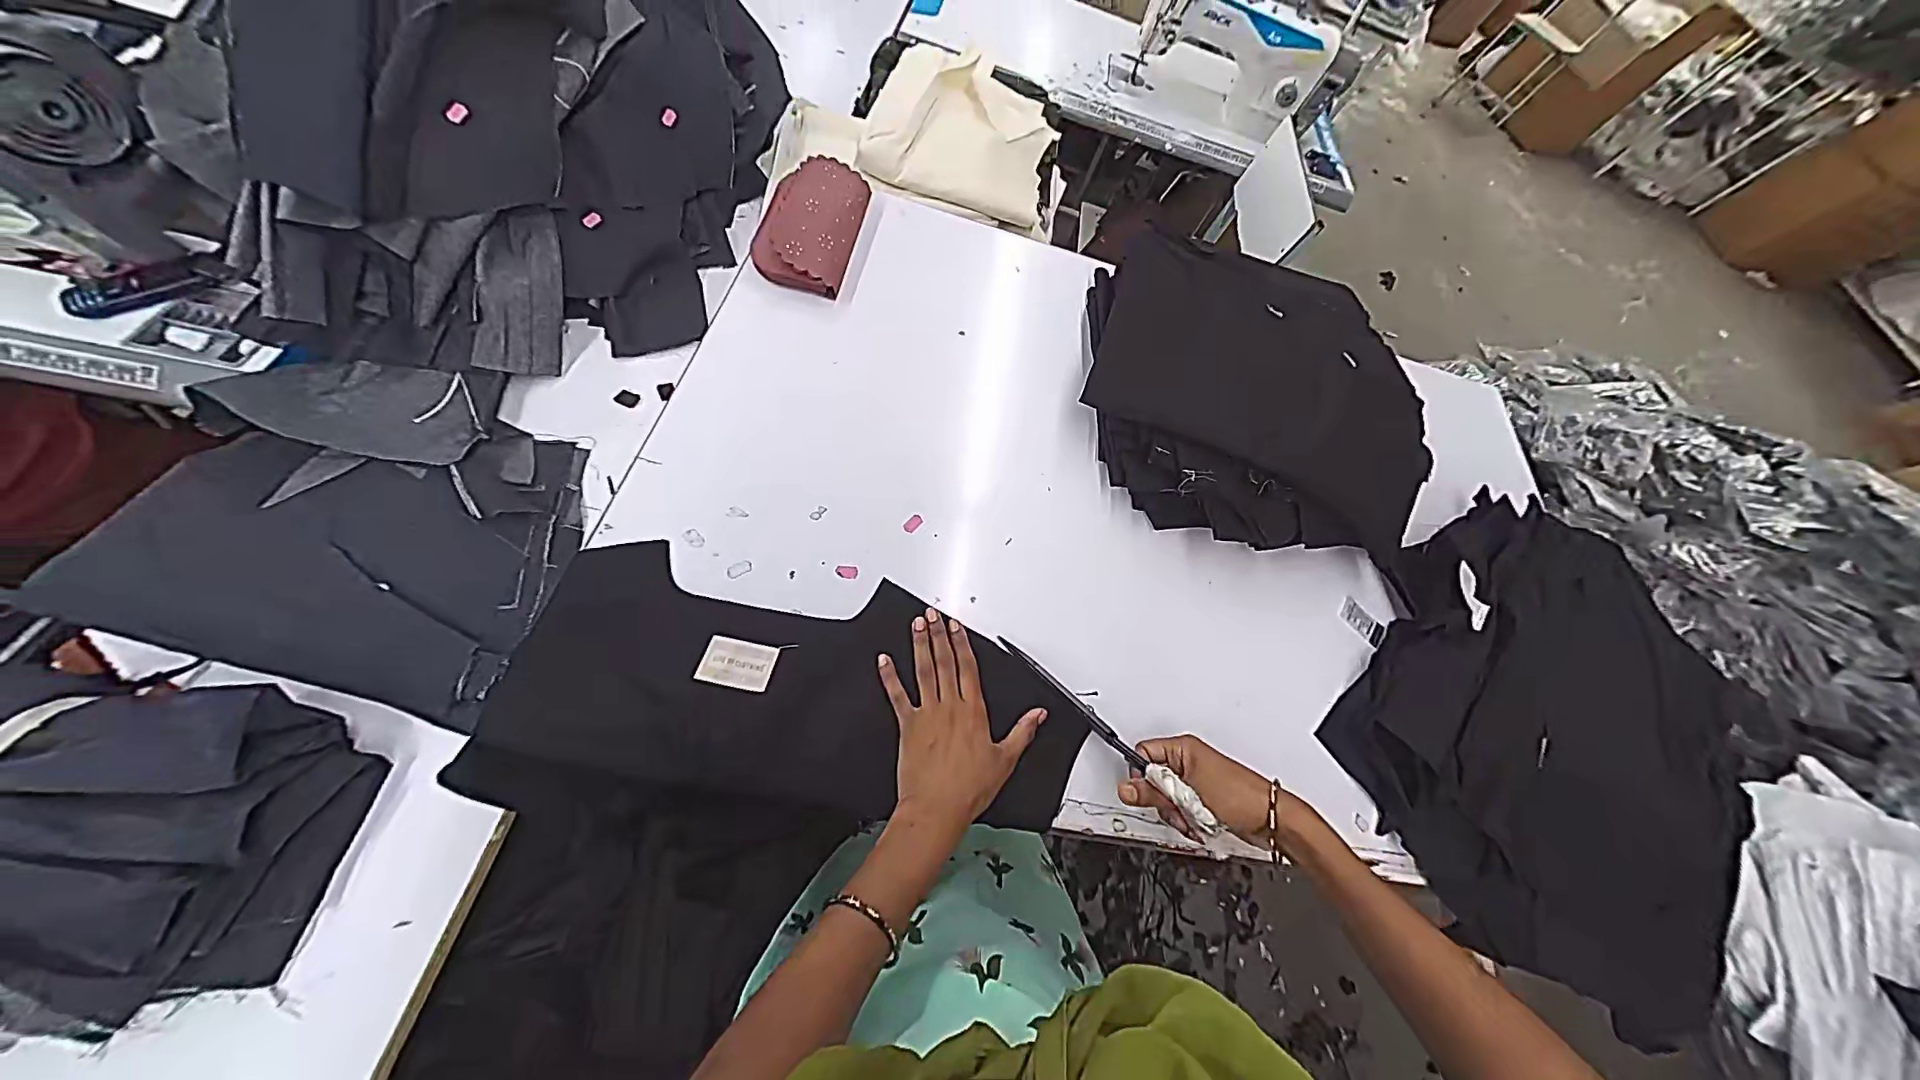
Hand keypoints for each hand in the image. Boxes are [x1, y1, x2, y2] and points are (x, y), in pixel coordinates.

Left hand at [878, 609, 1045, 835]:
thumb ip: (1023, 732)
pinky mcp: (907, 726)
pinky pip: (897, 696)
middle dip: (939, 635)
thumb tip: (1038, 715)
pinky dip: (890, 677)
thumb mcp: (1005, 760)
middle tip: (933, 615)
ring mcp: (926, 714)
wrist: (936, 808)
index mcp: (973, 713)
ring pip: (923, 671)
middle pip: (945, 663)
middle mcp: (949, 708)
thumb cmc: (969, 788)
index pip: (968, 668)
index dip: (962, 644)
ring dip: (919, 646)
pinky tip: (884, 660)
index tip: (957, 627)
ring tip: (916, 625)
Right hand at [1118, 734, 1282, 843]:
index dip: (1142, 777)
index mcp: (1183, 748)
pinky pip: (1182, 812)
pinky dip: (1188, 822)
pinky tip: (1201, 825)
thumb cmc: (1243, 797)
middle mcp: (1188, 762)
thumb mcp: (1189, 794)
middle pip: (1153, 781)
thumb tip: (1128, 788)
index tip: (1149, 793)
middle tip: (1179, 807)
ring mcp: (1196, 783)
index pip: (1143, 755)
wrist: (1273, 821)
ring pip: (1167, 800)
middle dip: (1163, 801)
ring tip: (1195, 818)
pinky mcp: (1203, 801)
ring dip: (1177, 815)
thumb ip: (1154, 791)